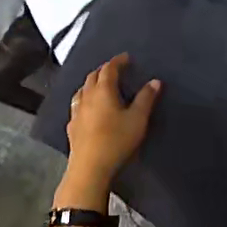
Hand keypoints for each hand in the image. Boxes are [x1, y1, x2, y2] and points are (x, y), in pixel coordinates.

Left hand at [64, 54, 160, 191]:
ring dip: (91, 83)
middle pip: (93, 76)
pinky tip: (86, 108)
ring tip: (99, 85)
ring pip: (82, 90)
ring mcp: (76, 112)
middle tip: (114, 69)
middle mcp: (87, 97)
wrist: (90, 168)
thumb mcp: (138, 119)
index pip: (109, 69)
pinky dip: (84, 99)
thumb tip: (155, 81)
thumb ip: (146, 99)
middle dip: (104, 70)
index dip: (117, 61)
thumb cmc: (116, 140)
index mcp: (103, 91)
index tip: (126, 58)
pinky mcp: (71, 126)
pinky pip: (77, 105)